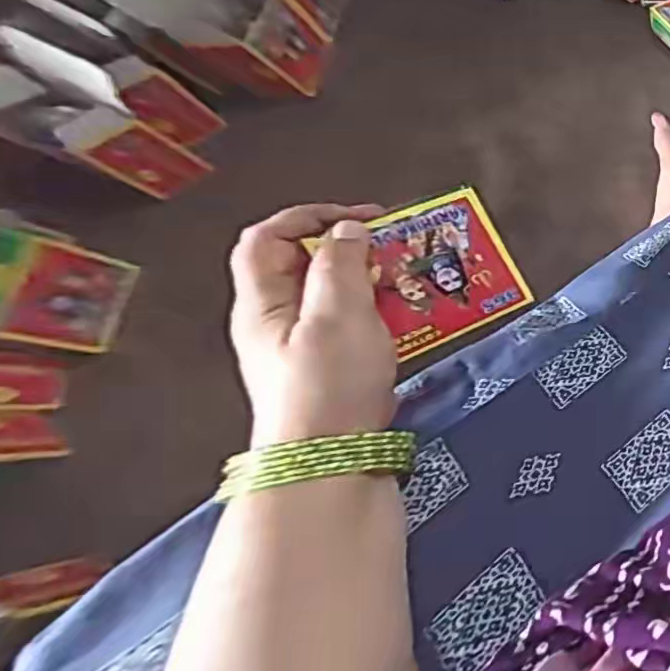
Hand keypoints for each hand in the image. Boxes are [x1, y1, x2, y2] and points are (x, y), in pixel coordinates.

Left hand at [229, 204, 393, 447]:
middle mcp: (276, 317)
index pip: (268, 237)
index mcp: (264, 302)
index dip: (310, 217)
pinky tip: (402, 310)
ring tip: (404, 276)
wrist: (331, 453)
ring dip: (368, 274)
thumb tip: (349, 230)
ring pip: (331, 289)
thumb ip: (342, 265)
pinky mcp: (330, 359)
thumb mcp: (339, 315)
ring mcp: (303, 340)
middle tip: (392, 245)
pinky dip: (376, 303)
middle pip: (302, 261)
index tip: (363, 218)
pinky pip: (350, 315)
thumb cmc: (330, 381)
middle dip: (348, 245)